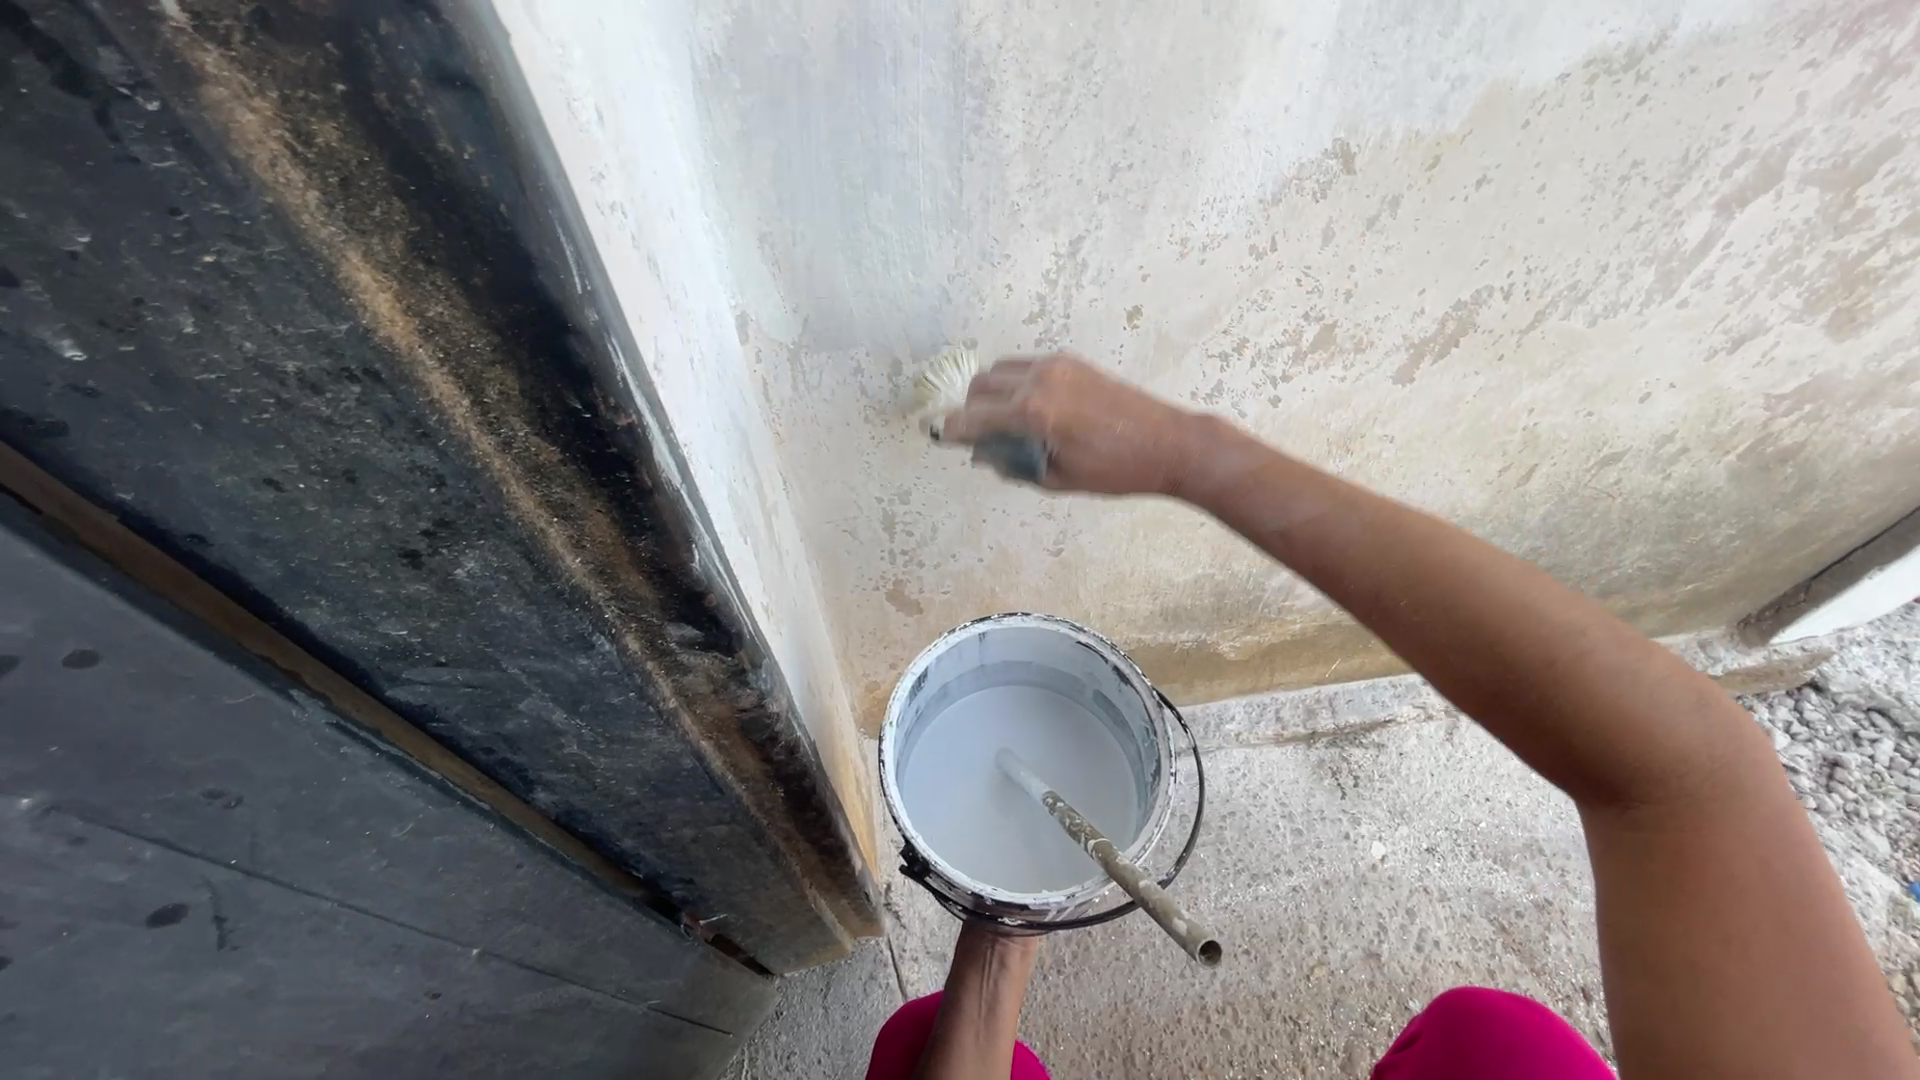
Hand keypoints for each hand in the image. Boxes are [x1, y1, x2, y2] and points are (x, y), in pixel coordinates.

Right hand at [938, 353, 1203, 495]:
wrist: (1169, 443)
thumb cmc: (1115, 470)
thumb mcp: (1057, 478)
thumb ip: (1012, 463)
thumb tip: (982, 454)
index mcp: (1033, 412)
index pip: (973, 418)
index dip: (951, 430)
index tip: (938, 437)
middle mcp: (1039, 380)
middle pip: (980, 386)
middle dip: (970, 411)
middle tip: (976, 437)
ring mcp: (1056, 365)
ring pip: (999, 370)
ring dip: (990, 394)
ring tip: (1002, 423)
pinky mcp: (1071, 361)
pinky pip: (1025, 366)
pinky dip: (1014, 383)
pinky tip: (1028, 409)